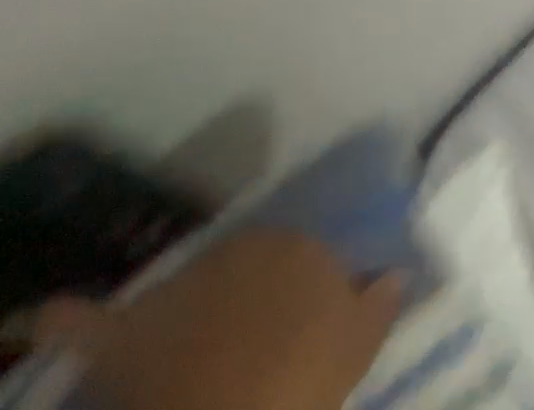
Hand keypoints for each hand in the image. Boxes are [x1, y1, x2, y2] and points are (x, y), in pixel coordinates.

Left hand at [35, 230, 404, 409]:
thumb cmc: (310, 371)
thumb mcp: (364, 336)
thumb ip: (382, 297)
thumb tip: (394, 273)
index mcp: (297, 244)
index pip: (304, 247)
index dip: (309, 276)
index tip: (319, 304)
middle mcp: (233, 252)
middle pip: (243, 259)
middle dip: (251, 283)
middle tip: (267, 322)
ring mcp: (171, 292)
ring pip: (181, 286)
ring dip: (188, 302)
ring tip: (199, 333)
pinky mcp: (122, 336)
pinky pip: (81, 321)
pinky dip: (71, 319)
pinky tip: (56, 313)